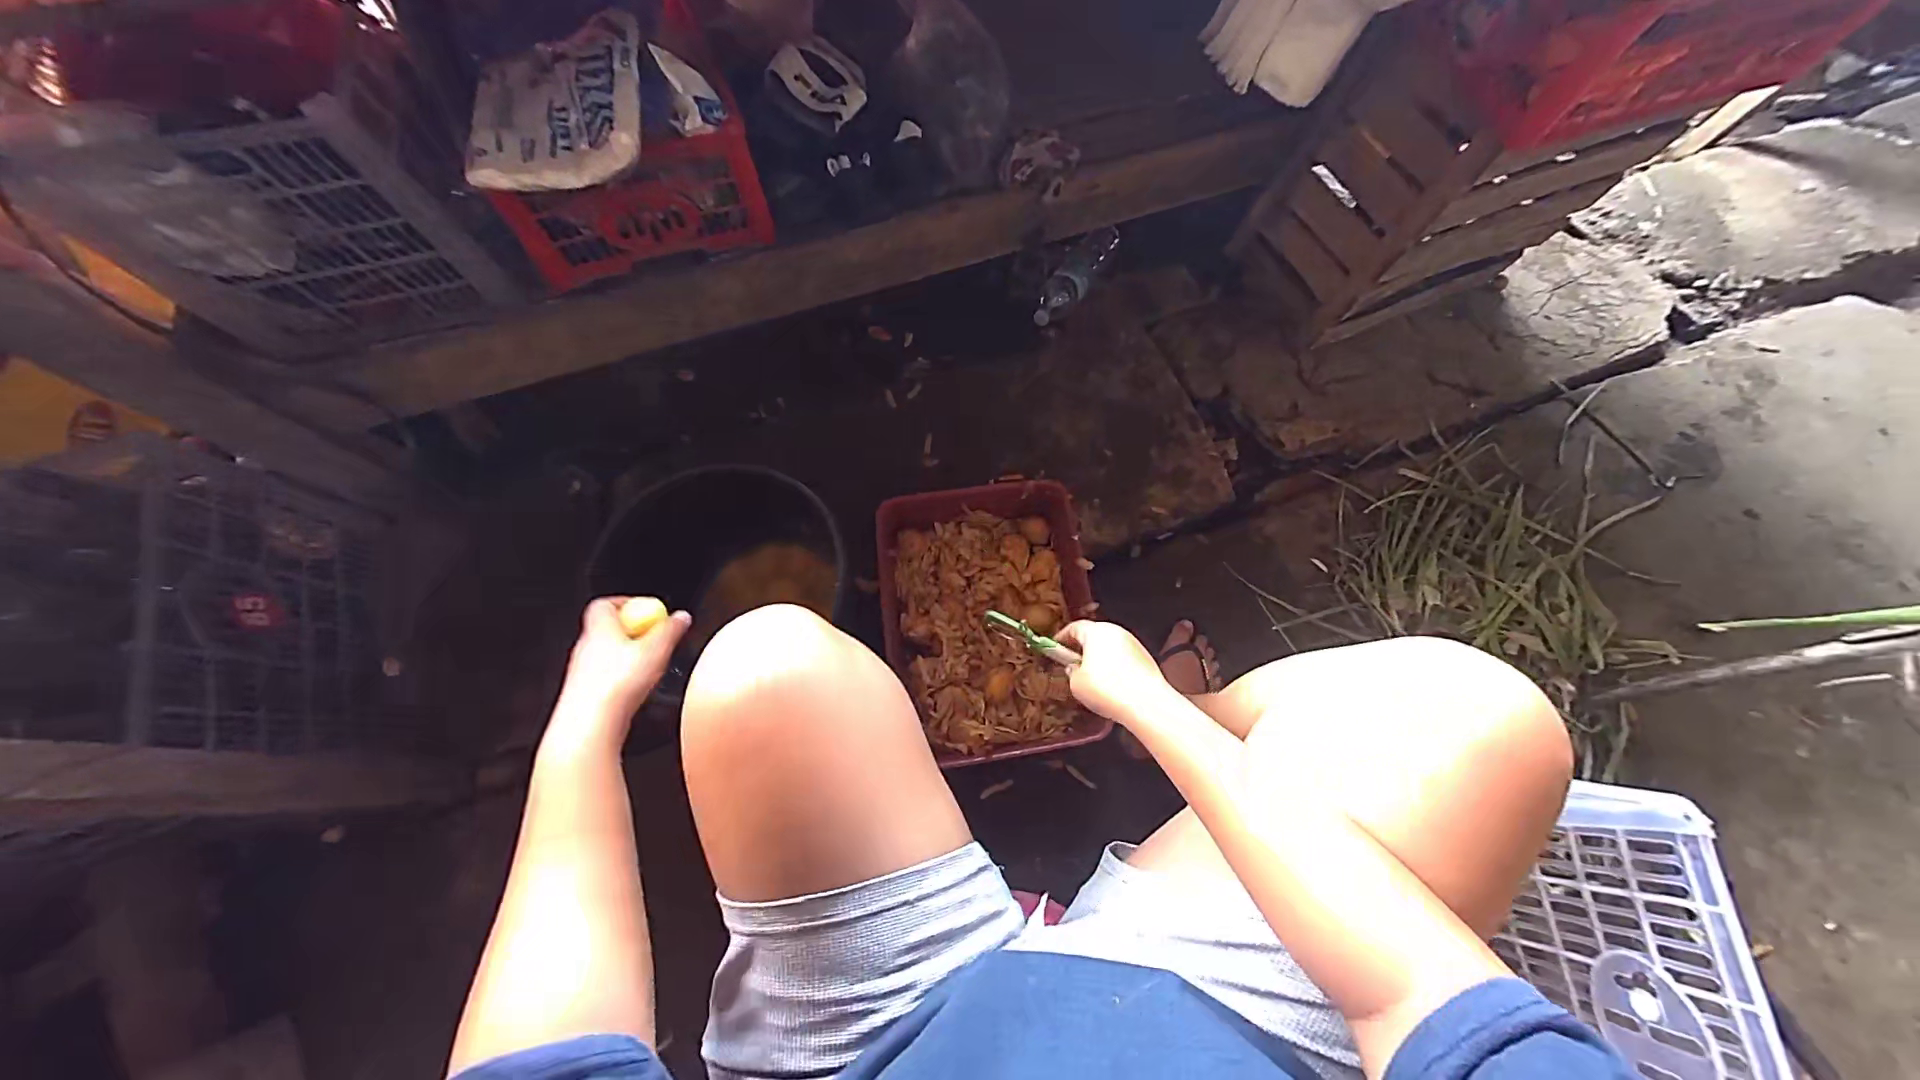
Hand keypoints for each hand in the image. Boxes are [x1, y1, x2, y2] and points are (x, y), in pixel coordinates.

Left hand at [549, 597, 691, 753]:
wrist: (589, 723)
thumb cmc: (615, 685)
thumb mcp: (656, 650)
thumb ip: (670, 630)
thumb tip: (680, 617)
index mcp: (599, 628)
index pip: (606, 603)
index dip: (629, 603)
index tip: (649, 611)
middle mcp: (585, 646)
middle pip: (609, 629)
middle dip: (635, 631)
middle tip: (655, 638)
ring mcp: (582, 670)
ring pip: (608, 654)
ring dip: (629, 656)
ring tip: (649, 666)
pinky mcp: (585, 692)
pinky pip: (606, 676)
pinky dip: (623, 677)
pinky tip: (636, 688)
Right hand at [1056, 620, 1177, 723]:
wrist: (1147, 705)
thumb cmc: (1109, 690)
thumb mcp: (1076, 683)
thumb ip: (1071, 671)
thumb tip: (1074, 668)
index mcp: (1096, 632)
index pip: (1074, 627)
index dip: (1062, 638)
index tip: (1055, 646)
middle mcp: (1116, 632)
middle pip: (1093, 635)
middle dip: (1082, 648)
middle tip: (1073, 664)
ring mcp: (1133, 644)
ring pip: (1110, 646)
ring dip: (1100, 658)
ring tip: (1093, 679)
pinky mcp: (1145, 658)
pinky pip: (1123, 658)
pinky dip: (1115, 667)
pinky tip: (1112, 685)